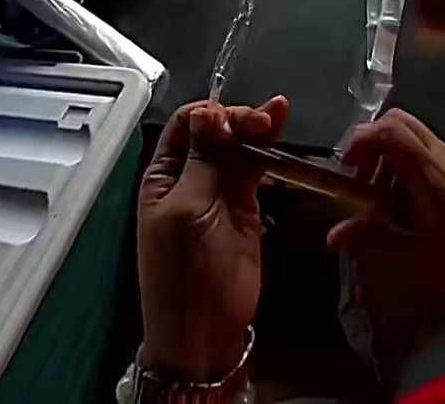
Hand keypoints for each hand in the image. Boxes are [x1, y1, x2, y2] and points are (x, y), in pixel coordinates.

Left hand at [138, 96, 289, 378]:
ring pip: (239, 143)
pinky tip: (280, 130)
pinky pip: (256, 164)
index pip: (186, 124)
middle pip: (217, 129)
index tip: (232, 121)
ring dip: (258, 126)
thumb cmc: (185, 271)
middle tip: (264, 121)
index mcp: (165, 173)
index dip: (210, 115)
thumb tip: (207, 111)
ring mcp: (220, 186)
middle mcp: (191, 173)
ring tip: (279, 113)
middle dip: (239, 118)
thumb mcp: (188, 211)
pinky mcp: (246, 200)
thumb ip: (202, 159)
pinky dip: (268, 147)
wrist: (206, 332)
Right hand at [327, 109, 444, 319]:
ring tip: (376, 194)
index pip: (392, 131)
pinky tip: (399, 199)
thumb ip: (372, 240)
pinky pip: (424, 149)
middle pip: (400, 121)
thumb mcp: (415, 260)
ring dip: (386, 152)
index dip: (361, 139)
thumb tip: (331, 237)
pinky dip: (403, 162)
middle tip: (358, 176)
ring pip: (412, 132)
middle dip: (371, 141)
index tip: (345, 168)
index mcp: (433, 176)